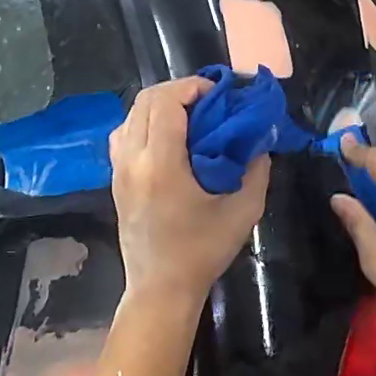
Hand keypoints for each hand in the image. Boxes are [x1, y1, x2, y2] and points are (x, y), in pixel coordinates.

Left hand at [110, 76, 270, 306]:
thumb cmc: (203, 251)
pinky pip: (124, 134)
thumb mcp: (244, 211)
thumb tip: (260, 139)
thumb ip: (257, 169)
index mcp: (161, 165)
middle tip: (208, 100)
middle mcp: (132, 160)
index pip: (166, 103)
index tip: (219, 94)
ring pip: (131, 114)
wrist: (161, 289)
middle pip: (145, 100)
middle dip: (178, 90)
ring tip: (190, 114)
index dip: (192, 87)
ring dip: (160, 104)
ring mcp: (118, 170)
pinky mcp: (115, 180)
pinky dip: (145, 122)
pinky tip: (169, 137)